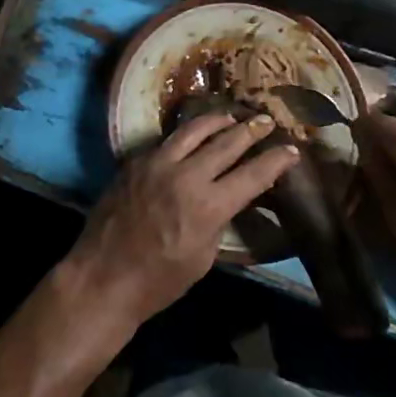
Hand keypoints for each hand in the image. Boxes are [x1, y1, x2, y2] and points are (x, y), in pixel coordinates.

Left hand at [67, 114, 299, 324]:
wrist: (104, 275)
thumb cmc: (160, 279)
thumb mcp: (204, 256)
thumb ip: (220, 220)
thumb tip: (232, 198)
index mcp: (208, 205)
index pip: (253, 174)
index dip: (276, 161)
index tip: (291, 150)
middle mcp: (185, 175)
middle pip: (226, 143)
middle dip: (251, 131)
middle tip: (266, 121)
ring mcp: (156, 163)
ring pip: (193, 130)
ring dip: (217, 121)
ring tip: (231, 116)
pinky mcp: (135, 161)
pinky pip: (166, 140)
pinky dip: (186, 134)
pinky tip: (193, 133)